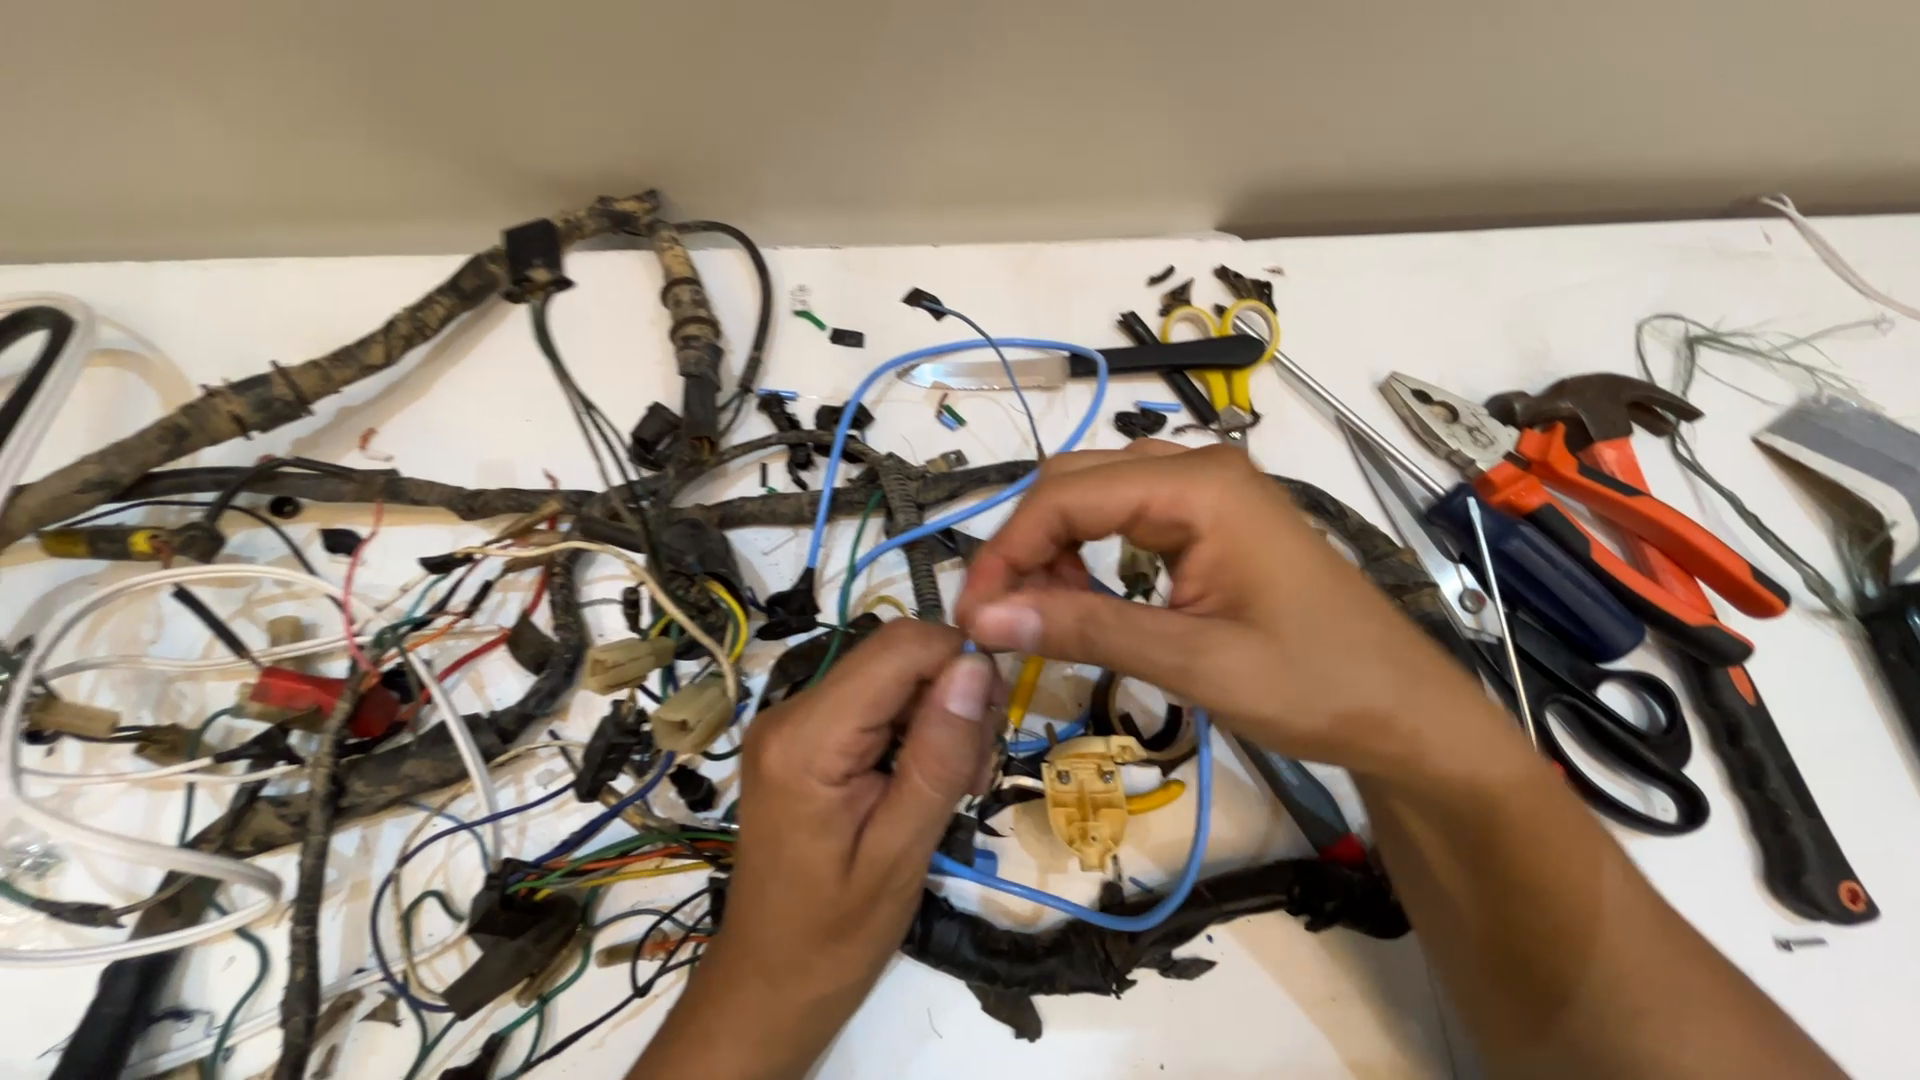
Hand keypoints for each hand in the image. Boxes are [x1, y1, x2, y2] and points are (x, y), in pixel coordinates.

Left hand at [632, 620, 998, 1079]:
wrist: (770, 981)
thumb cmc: (836, 935)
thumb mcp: (902, 852)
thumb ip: (939, 755)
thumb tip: (977, 667)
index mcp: (807, 737)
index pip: (900, 647)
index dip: (960, 663)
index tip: (994, 724)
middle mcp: (791, 711)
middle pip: (897, 657)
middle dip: (952, 696)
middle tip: (975, 773)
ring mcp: (794, 721)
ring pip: (893, 677)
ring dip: (939, 717)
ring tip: (952, 787)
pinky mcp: (804, 736)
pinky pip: (875, 703)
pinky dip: (914, 730)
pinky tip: (923, 782)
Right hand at [954, 439, 1500, 781]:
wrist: (1405, 713)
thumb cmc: (1314, 685)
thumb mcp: (1193, 662)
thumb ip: (1085, 629)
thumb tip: (984, 618)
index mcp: (1198, 486)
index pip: (1065, 497)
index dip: (1007, 552)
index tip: (973, 617)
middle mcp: (1199, 469)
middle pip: (1074, 483)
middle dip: (1026, 546)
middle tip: (1001, 620)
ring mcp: (1209, 492)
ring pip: (1095, 496)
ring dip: (1054, 547)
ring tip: (1042, 614)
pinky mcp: (1213, 522)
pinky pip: (1126, 517)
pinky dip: (1088, 552)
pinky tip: (1083, 597)